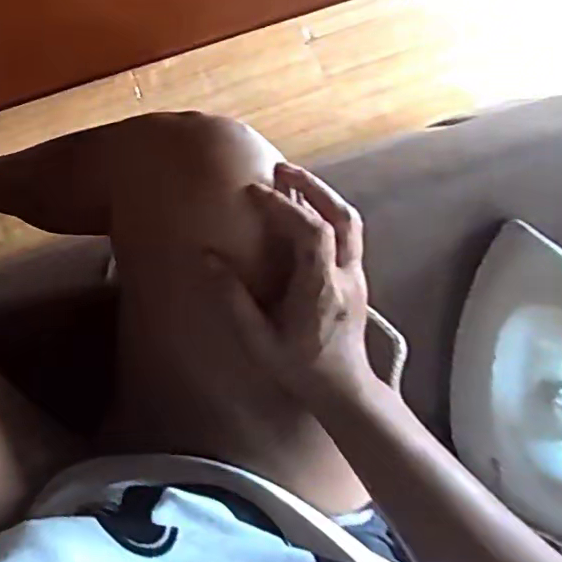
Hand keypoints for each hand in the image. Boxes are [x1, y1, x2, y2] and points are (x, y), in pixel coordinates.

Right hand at [202, 163, 378, 407]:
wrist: (346, 392)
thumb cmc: (299, 367)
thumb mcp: (257, 338)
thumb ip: (232, 298)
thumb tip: (206, 257)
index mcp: (321, 288)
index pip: (311, 232)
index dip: (283, 206)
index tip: (253, 191)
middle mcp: (344, 276)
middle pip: (342, 218)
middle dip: (313, 188)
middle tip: (281, 169)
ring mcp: (355, 277)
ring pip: (350, 224)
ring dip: (322, 196)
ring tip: (291, 180)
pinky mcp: (354, 280)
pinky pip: (345, 235)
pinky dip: (324, 213)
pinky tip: (302, 212)